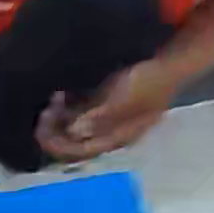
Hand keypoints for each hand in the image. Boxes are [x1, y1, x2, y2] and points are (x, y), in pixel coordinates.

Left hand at [36, 59, 180, 161]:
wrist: (172, 61)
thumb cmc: (148, 81)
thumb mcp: (122, 101)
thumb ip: (97, 118)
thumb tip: (73, 132)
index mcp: (113, 140)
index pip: (78, 151)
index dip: (56, 143)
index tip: (41, 128)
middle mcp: (108, 136)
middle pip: (74, 143)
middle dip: (54, 131)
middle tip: (45, 112)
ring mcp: (108, 122)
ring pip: (75, 129)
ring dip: (60, 118)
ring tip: (53, 100)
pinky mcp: (108, 107)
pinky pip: (81, 115)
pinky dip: (68, 109)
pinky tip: (62, 95)